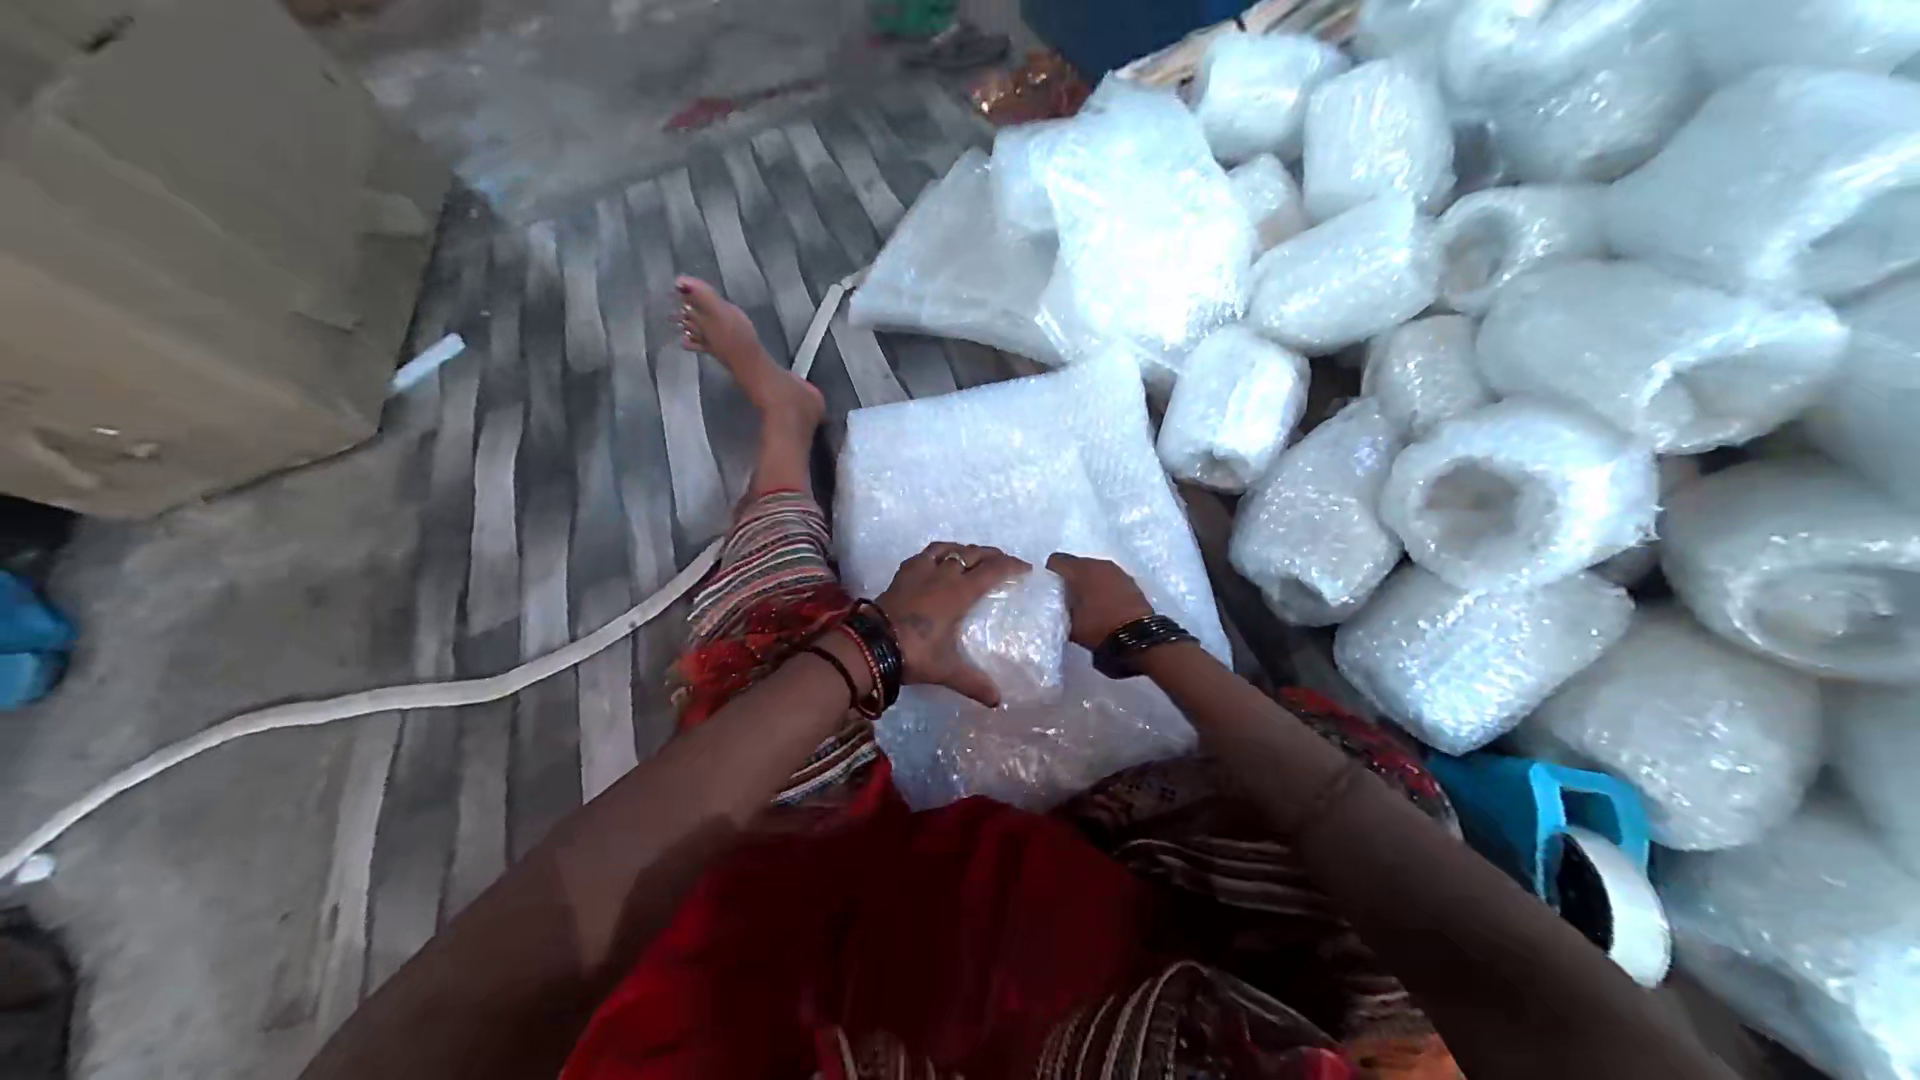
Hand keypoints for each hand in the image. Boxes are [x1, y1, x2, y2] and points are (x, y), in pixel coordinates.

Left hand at [875, 542, 1029, 706]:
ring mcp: (920, 571)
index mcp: (959, 592)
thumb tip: (997, 701)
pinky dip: (936, 553)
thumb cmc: (915, 652)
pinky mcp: (902, 574)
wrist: (872, 644)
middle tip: (1002, 561)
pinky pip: (924, 555)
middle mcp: (943, 575)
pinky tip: (936, 561)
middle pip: (972, 554)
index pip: (992, 570)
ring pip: (947, 548)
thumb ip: (973, 683)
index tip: (1024, 568)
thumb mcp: (947, 670)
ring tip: (970, 556)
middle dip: (991, 554)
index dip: (1011, 565)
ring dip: (963, 549)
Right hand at [1046, 553, 1153, 648]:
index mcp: (1079, 570)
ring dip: (1088, 580)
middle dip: (1070, 577)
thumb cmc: (1097, 627)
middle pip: (1075, 563)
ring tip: (1087, 601)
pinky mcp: (1129, 579)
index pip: (1055, 560)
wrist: (1137, 636)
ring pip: (1094, 569)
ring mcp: (1116, 570)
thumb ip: (1058, 608)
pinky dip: (1103, 586)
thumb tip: (1055, 604)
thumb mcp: (1068, 623)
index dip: (1050, 574)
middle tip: (1067, 597)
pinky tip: (1104, 603)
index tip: (1050, 589)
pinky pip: (1108, 577)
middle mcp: (1097, 563)